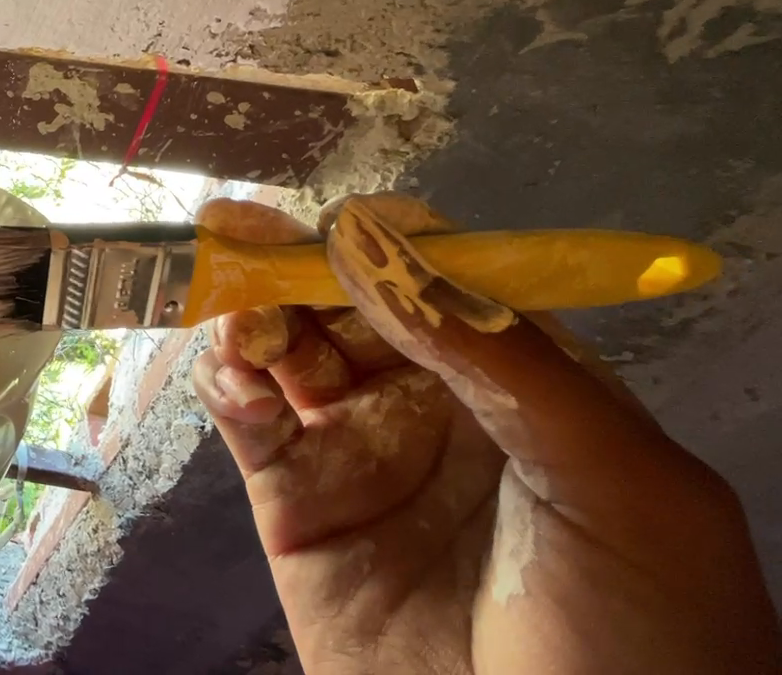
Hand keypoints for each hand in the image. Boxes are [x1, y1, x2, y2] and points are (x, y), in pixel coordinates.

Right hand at [190, 194, 780, 673]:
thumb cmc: (635, 641)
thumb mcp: (617, 488)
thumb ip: (500, 355)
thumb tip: (369, 235)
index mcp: (511, 377)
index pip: (429, 274)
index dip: (376, 239)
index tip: (331, 225)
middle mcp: (420, 394)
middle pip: (332, 296)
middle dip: (284, 263)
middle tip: (228, 234)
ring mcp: (346, 440)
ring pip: (275, 342)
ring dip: (246, 317)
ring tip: (244, 331)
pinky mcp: (286, 489)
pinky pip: (240, 411)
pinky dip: (224, 381)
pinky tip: (238, 388)